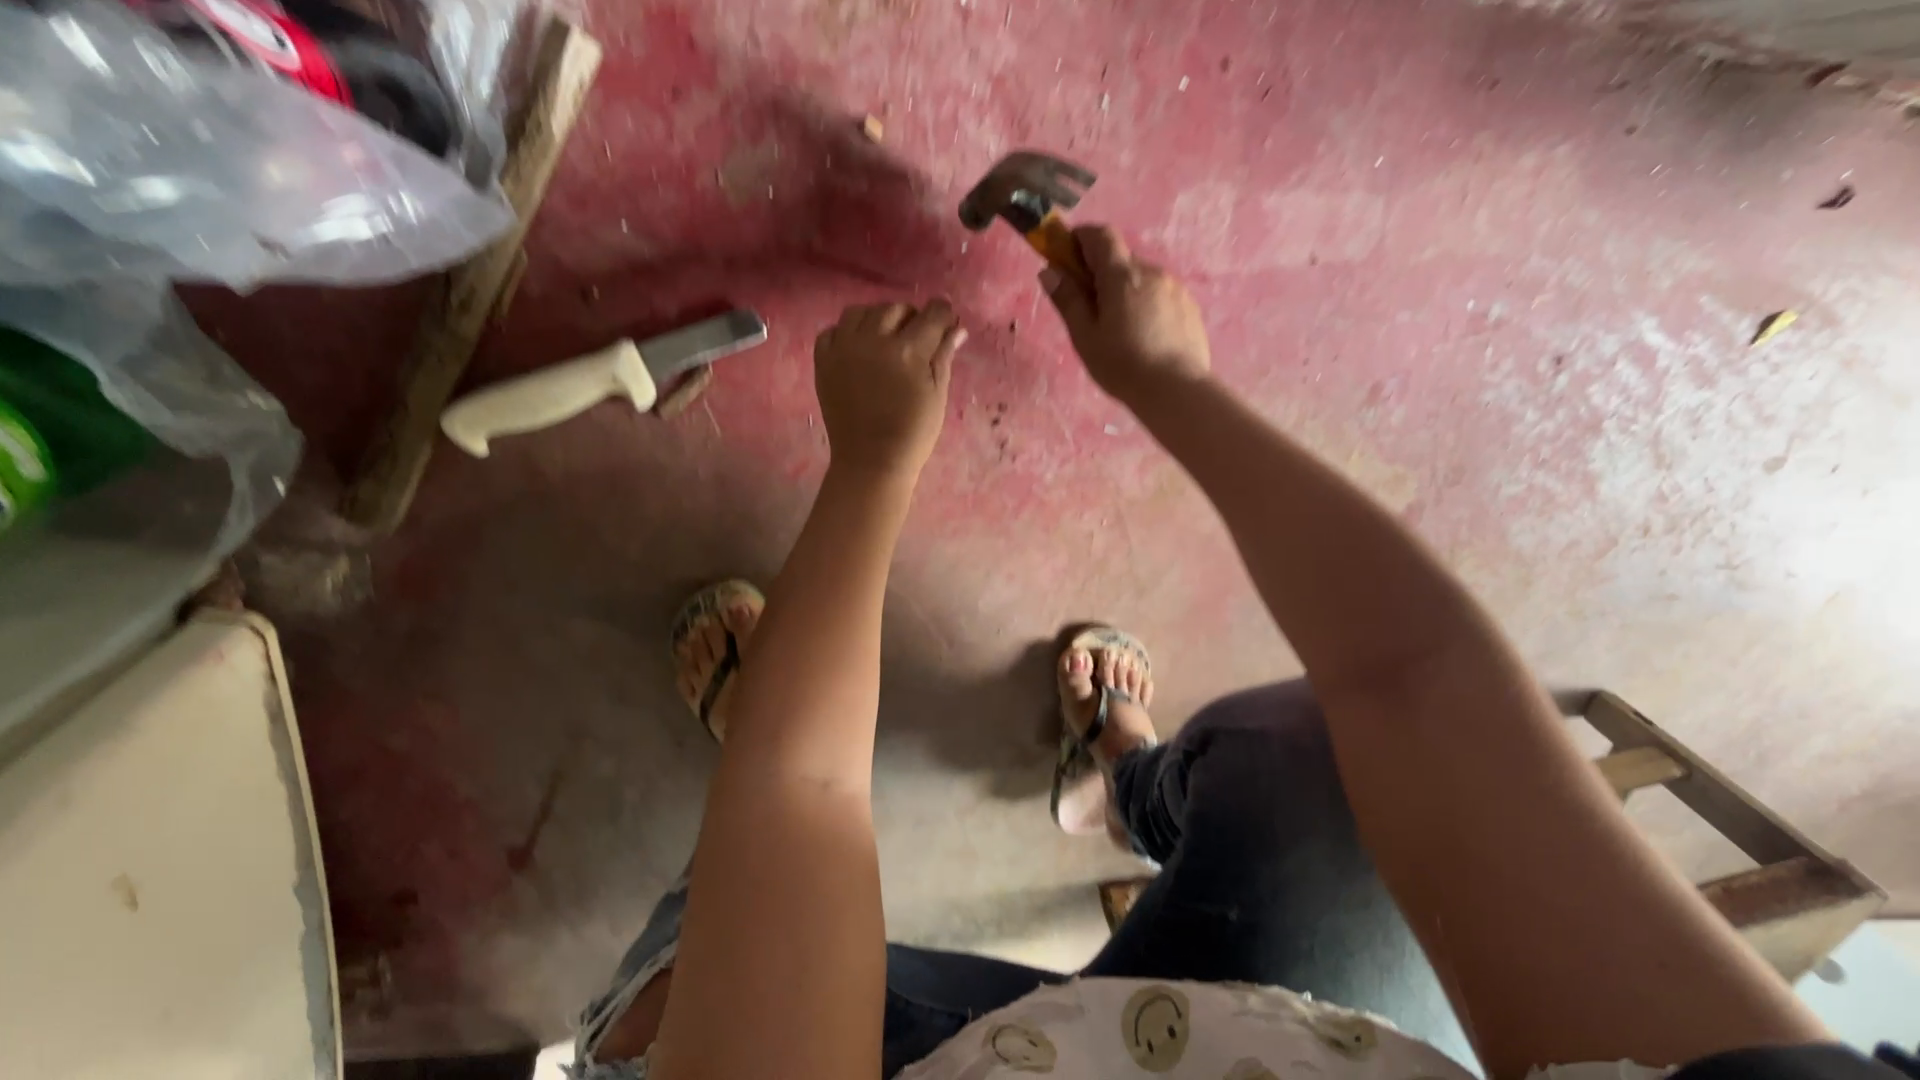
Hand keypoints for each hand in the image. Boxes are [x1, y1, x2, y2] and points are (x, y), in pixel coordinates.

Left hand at [813, 299, 966, 477]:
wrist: (871, 462)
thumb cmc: (913, 433)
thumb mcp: (937, 394)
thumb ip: (944, 355)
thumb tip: (956, 328)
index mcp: (908, 351)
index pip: (932, 314)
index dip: (943, 315)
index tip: (946, 323)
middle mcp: (873, 341)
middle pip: (895, 308)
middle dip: (911, 317)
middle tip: (917, 338)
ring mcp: (843, 349)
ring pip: (861, 312)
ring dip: (877, 318)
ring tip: (885, 338)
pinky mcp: (823, 362)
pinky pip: (832, 331)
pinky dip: (846, 333)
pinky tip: (858, 348)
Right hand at [1038, 226, 1210, 402]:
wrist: (1176, 390)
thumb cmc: (1122, 365)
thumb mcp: (1085, 337)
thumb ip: (1068, 300)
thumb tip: (1049, 271)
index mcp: (1122, 276)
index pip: (1101, 235)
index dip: (1082, 238)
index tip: (1067, 256)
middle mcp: (1151, 272)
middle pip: (1121, 259)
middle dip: (1102, 273)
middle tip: (1090, 307)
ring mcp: (1174, 288)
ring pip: (1142, 279)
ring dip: (1126, 291)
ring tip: (1121, 329)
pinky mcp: (1190, 306)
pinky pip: (1160, 295)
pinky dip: (1146, 304)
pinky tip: (1144, 336)